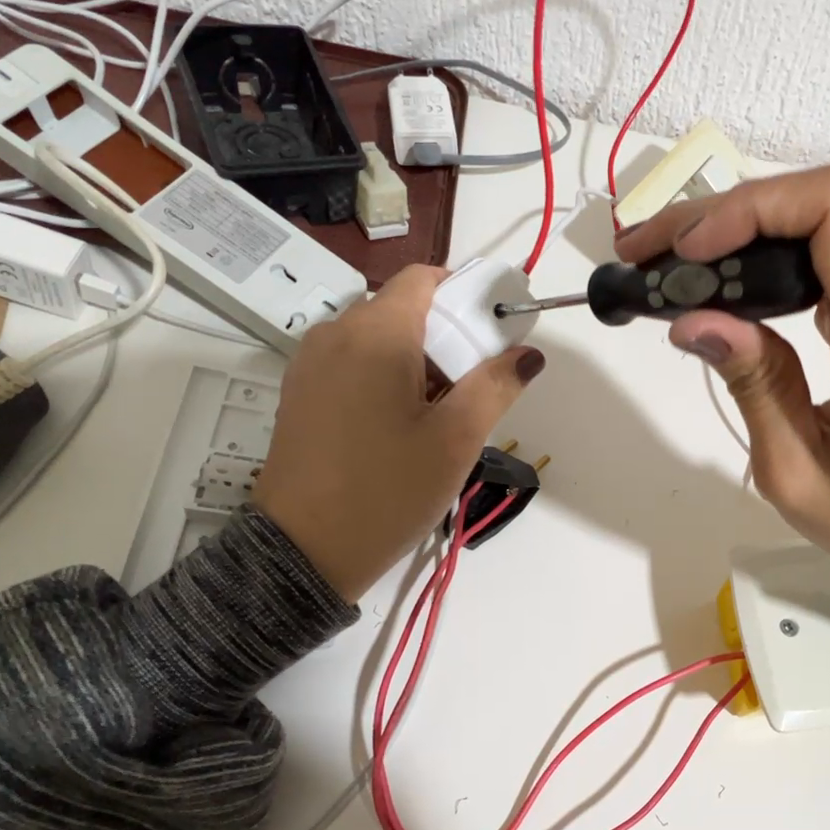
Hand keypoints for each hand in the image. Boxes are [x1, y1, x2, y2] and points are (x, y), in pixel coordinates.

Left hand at [253, 265, 545, 602]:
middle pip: (405, 310)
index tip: (493, 337)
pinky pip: (354, 364)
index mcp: (375, 332)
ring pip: (379, 340)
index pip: (427, 278)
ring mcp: (311, 363)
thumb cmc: (387, 491)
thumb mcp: (455, 440)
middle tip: (472, 393)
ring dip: (417, 362)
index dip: (467, 296)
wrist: (304, 551)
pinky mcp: (301, 393)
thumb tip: (528, 354)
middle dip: (447, 338)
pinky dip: (385, 379)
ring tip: (437, 419)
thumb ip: (496, 386)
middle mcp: (336, 332)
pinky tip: (398, 429)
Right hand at [615, 161, 829, 620]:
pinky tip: (719, 280)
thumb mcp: (794, 472)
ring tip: (667, 265)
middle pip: (823, 204)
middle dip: (726, 215)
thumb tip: (690, 321)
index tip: (689, 251)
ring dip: (741, 230)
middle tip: (645, 251)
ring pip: (823, 219)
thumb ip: (752, 383)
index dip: (757, 207)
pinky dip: (769, 253)